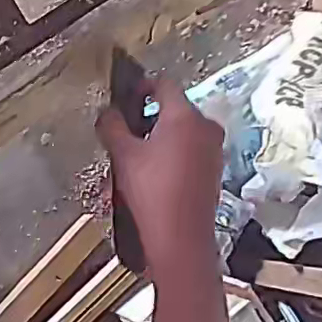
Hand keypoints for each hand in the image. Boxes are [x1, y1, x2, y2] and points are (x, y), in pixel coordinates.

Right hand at [96, 76, 224, 272]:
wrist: (180, 237)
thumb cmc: (151, 191)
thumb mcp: (123, 156)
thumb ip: (112, 127)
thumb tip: (108, 113)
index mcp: (185, 116)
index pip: (163, 84)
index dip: (141, 87)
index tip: (123, 99)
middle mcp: (206, 127)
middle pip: (172, 109)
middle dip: (145, 118)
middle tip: (121, 133)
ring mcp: (213, 149)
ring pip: (180, 131)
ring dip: (155, 137)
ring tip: (131, 157)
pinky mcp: (213, 169)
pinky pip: (188, 150)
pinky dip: (168, 153)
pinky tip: (150, 174)